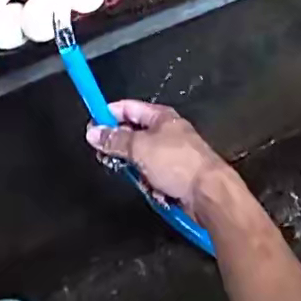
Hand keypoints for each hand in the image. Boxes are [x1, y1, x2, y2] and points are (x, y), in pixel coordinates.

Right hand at [85, 100, 233, 206]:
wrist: (208, 192)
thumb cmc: (176, 162)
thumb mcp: (140, 148)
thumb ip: (115, 140)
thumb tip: (93, 132)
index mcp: (160, 116)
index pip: (128, 108)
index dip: (109, 114)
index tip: (92, 127)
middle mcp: (166, 131)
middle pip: (133, 134)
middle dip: (122, 148)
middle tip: (109, 157)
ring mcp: (172, 154)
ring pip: (142, 159)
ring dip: (138, 171)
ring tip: (142, 178)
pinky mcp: (175, 175)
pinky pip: (153, 176)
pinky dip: (151, 184)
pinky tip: (156, 190)